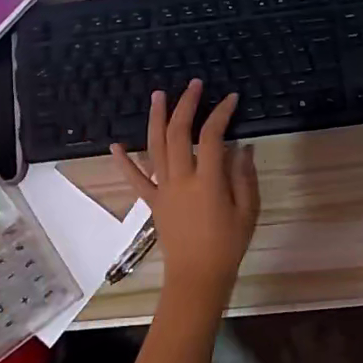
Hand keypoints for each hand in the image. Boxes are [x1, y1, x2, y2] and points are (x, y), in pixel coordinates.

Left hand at [110, 80, 260, 307]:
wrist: (197, 277)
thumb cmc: (227, 246)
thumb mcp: (247, 211)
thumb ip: (244, 177)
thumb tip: (242, 147)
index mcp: (207, 182)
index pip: (211, 136)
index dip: (220, 114)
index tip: (230, 99)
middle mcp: (180, 180)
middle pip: (178, 133)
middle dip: (186, 105)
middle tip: (194, 85)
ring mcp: (162, 190)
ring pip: (154, 147)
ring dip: (156, 119)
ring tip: (158, 95)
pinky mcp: (152, 202)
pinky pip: (135, 179)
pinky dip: (124, 162)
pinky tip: (115, 145)